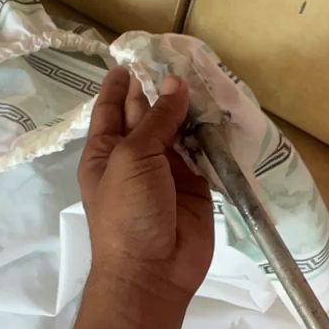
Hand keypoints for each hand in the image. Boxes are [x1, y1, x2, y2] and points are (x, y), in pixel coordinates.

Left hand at [78, 66, 213, 311]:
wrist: (153, 272)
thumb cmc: (128, 213)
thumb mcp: (133, 158)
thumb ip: (156, 120)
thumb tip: (176, 83)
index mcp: (106, 151)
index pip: (110, 108)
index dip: (120, 83)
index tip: (133, 56)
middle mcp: (136, 157)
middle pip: (148, 114)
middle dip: (161, 88)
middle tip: (182, 56)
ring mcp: (168, 172)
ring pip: (180, 131)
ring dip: (191, 108)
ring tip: (207, 76)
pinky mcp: (197, 186)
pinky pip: (205, 154)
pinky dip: (212, 135)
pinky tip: (222, 110)